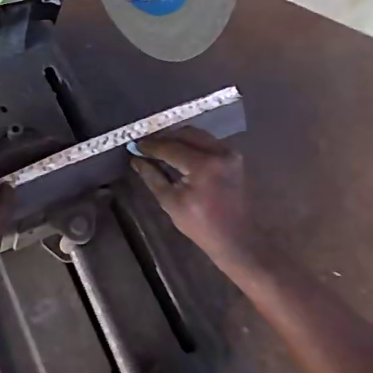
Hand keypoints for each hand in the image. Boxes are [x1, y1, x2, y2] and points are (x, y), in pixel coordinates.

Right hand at [130, 129, 261, 266]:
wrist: (236, 238)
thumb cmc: (201, 225)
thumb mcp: (171, 202)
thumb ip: (153, 177)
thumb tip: (137, 160)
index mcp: (203, 165)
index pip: (171, 147)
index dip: (151, 146)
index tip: (135, 146)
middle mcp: (219, 152)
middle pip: (186, 134)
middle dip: (165, 137)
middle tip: (148, 145)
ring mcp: (230, 153)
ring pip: (199, 136)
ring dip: (179, 139)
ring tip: (162, 148)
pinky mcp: (234, 158)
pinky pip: (209, 143)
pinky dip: (193, 144)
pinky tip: (181, 153)